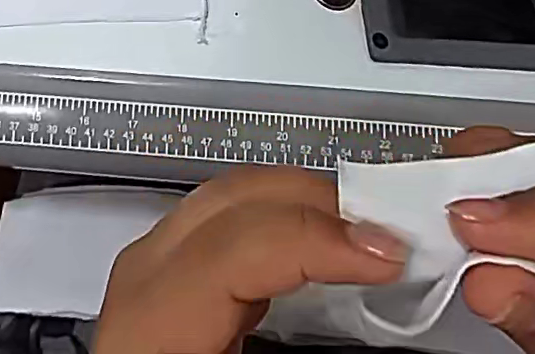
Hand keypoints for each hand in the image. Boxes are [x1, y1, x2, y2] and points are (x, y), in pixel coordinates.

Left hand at [95, 167, 408, 353]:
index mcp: (149, 315)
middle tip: (389, 234)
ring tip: (363, 233)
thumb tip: (382, 327)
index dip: (314, 237)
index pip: (234, 246)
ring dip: (304, 204)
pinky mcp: (172, 264)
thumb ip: (302, 345)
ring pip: (234, 196)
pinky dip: (281, 220)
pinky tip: (317, 242)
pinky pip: (230, 219)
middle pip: (235, 200)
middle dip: (318, 203)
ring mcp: (154, 259)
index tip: (385, 254)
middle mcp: (145, 272)